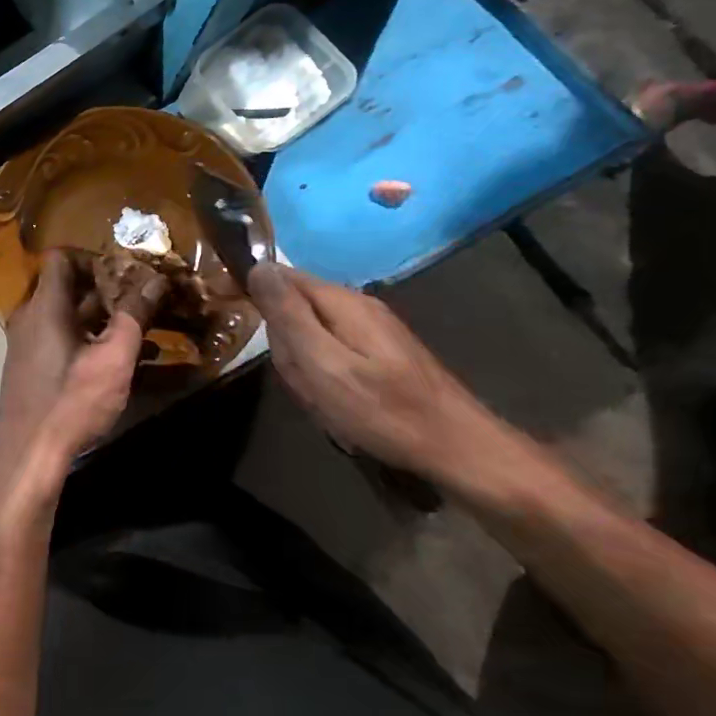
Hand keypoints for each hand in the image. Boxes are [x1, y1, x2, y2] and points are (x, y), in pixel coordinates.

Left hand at [0, 250, 165, 497]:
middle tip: (148, 297)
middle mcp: (32, 316)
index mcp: (45, 306)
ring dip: (109, 318)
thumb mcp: (112, 359)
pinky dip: (95, 340)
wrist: (28, 452)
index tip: (128, 271)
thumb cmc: (70, 402)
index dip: (94, 257)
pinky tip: (131, 358)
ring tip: (151, 327)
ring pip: (72, 316)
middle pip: (70, 287)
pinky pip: (67, 338)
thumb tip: (155, 280)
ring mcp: (31, 342)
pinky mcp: (35, 364)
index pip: (61, 257)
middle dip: (111, 289)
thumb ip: (134, 316)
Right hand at [243, 263, 510, 484]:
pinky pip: (333, 353)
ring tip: (322, 398)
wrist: (458, 449)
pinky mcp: (382, 353)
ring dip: (306, 367)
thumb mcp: (322, 363)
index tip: (270, 344)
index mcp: (342, 302)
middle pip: (295, 309)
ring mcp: (373, 330)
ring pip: (312, 335)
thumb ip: (288, 314)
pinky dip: (326, 377)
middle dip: (288, 347)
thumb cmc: (383, 410)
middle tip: (305, 382)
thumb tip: (257, 266)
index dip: (264, 307)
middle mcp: (358, 306)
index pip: (282, 278)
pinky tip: (338, 403)